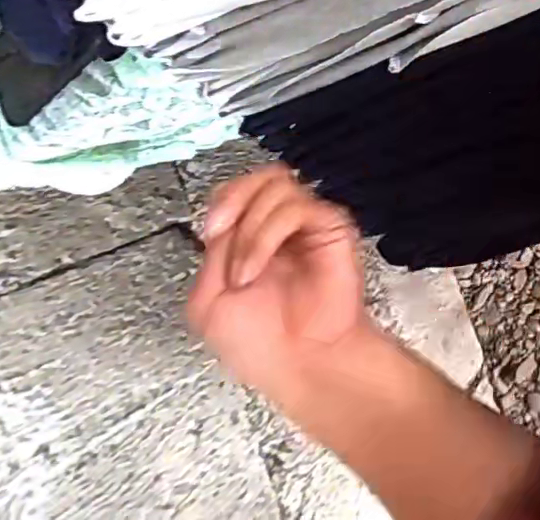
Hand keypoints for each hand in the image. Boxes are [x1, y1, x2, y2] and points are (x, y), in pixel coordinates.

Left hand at [187, 165, 367, 404]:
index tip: (211, 231)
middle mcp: (283, 222)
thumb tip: (226, 220)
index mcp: (255, 234)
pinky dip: (266, 235)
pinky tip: (256, 267)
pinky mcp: (331, 225)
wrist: (300, 365)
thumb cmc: (260, 344)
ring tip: (245, 272)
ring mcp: (308, 221)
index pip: (243, 187)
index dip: (226, 198)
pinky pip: (296, 207)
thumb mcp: (209, 301)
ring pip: (278, 185)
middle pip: (263, 175)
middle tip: (223, 233)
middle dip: (237, 199)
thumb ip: (215, 253)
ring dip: (249, 229)